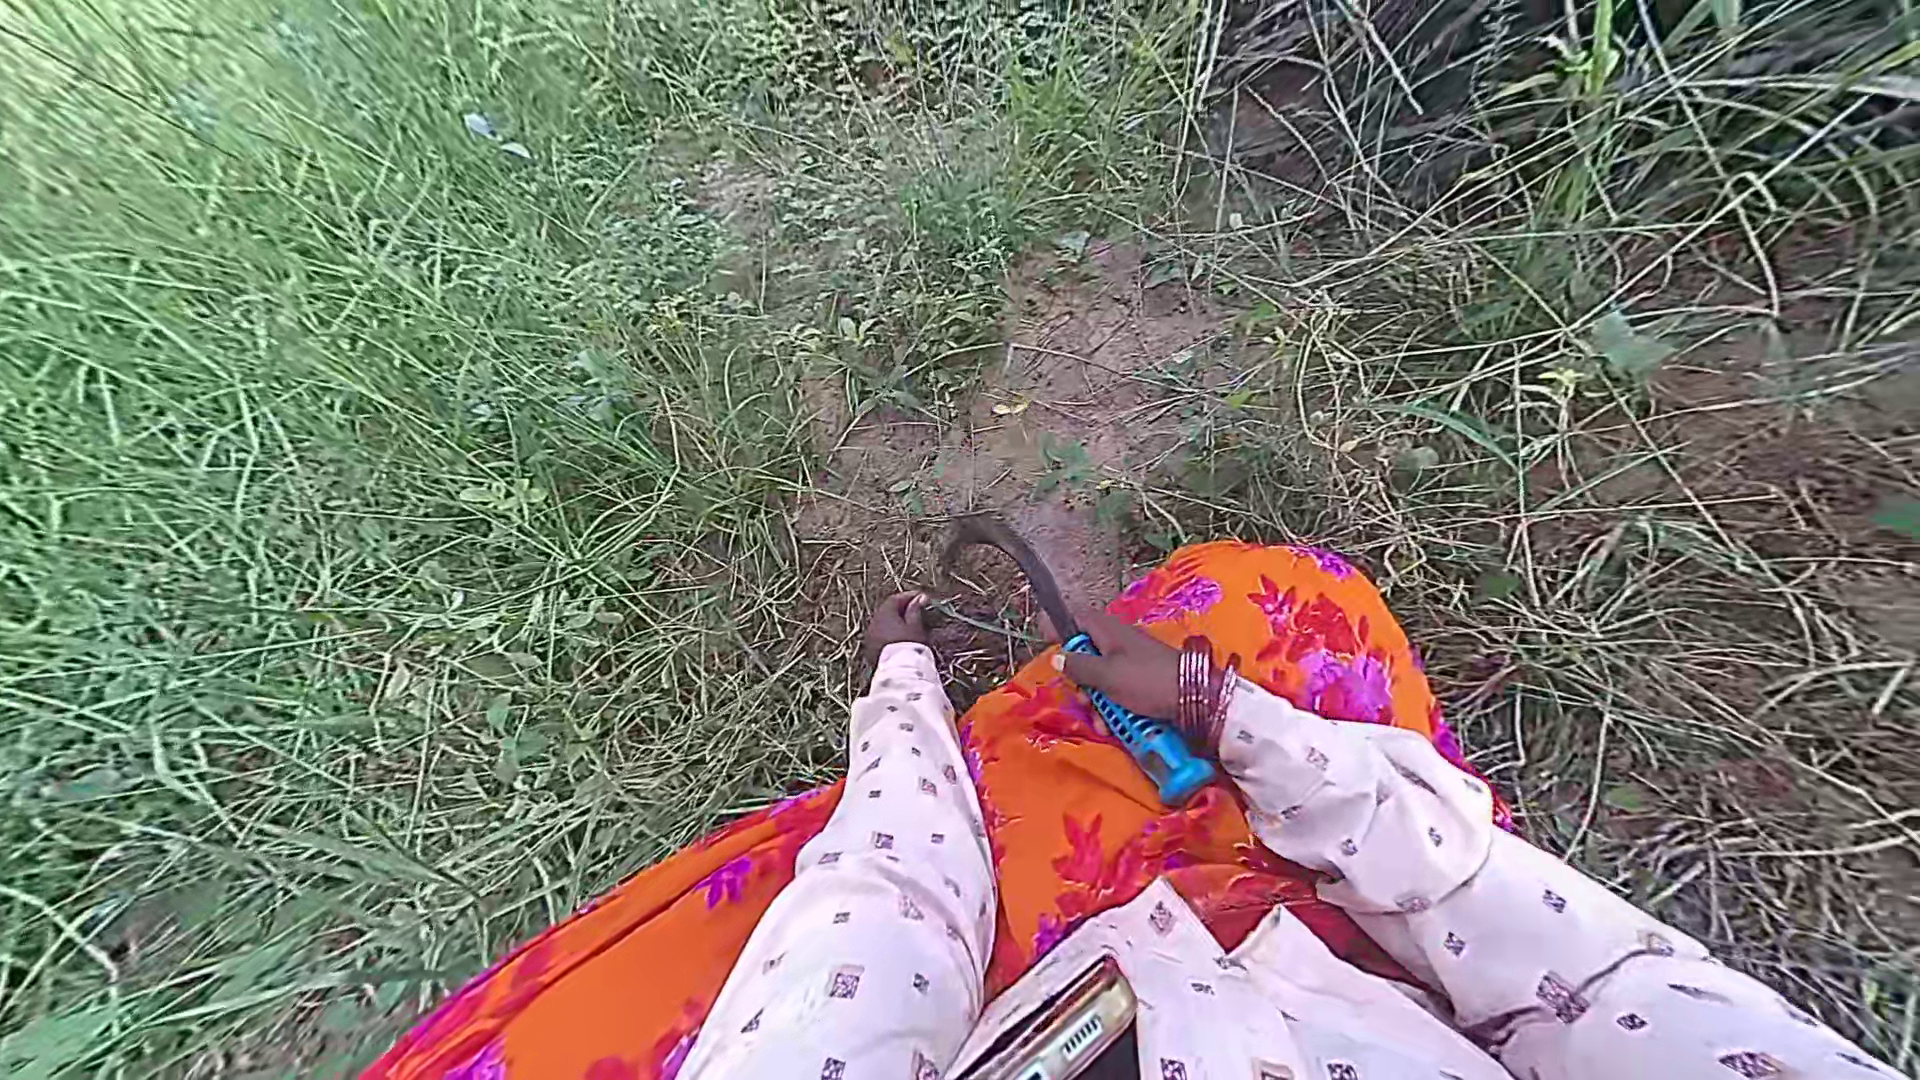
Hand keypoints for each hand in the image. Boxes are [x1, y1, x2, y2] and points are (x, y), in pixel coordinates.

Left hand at [864, 591, 928, 653]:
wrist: (898, 673)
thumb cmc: (909, 646)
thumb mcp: (915, 626)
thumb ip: (915, 610)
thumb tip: (919, 598)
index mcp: (884, 615)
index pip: (895, 599)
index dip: (908, 596)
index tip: (921, 597)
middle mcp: (873, 623)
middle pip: (886, 610)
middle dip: (901, 607)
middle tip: (915, 608)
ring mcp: (870, 637)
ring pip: (882, 623)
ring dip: (894, 620)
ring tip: (909, 622)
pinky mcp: (870, 650)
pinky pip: (880, 634)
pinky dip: (889, 631)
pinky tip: (899, 635)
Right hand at [1053, 607, 1178, 718]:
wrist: (1196, 699)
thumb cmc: (1146, 681)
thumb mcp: (1106, 675)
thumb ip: (1078, 666)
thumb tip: (1056, 657)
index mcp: (1108, 630)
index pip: (1076, 618)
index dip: (1060, 627)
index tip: (1046, 641)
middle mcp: (1118, 642)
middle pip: (1085, 653)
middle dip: (1079, 679)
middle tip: (1082, 697)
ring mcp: (1131, 661)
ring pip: (1100, 676)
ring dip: (1096, 700)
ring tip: (1102, 721)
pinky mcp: (1142, 681)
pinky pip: (1117, 690)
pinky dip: (1113, 707)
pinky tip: (1114, 726)